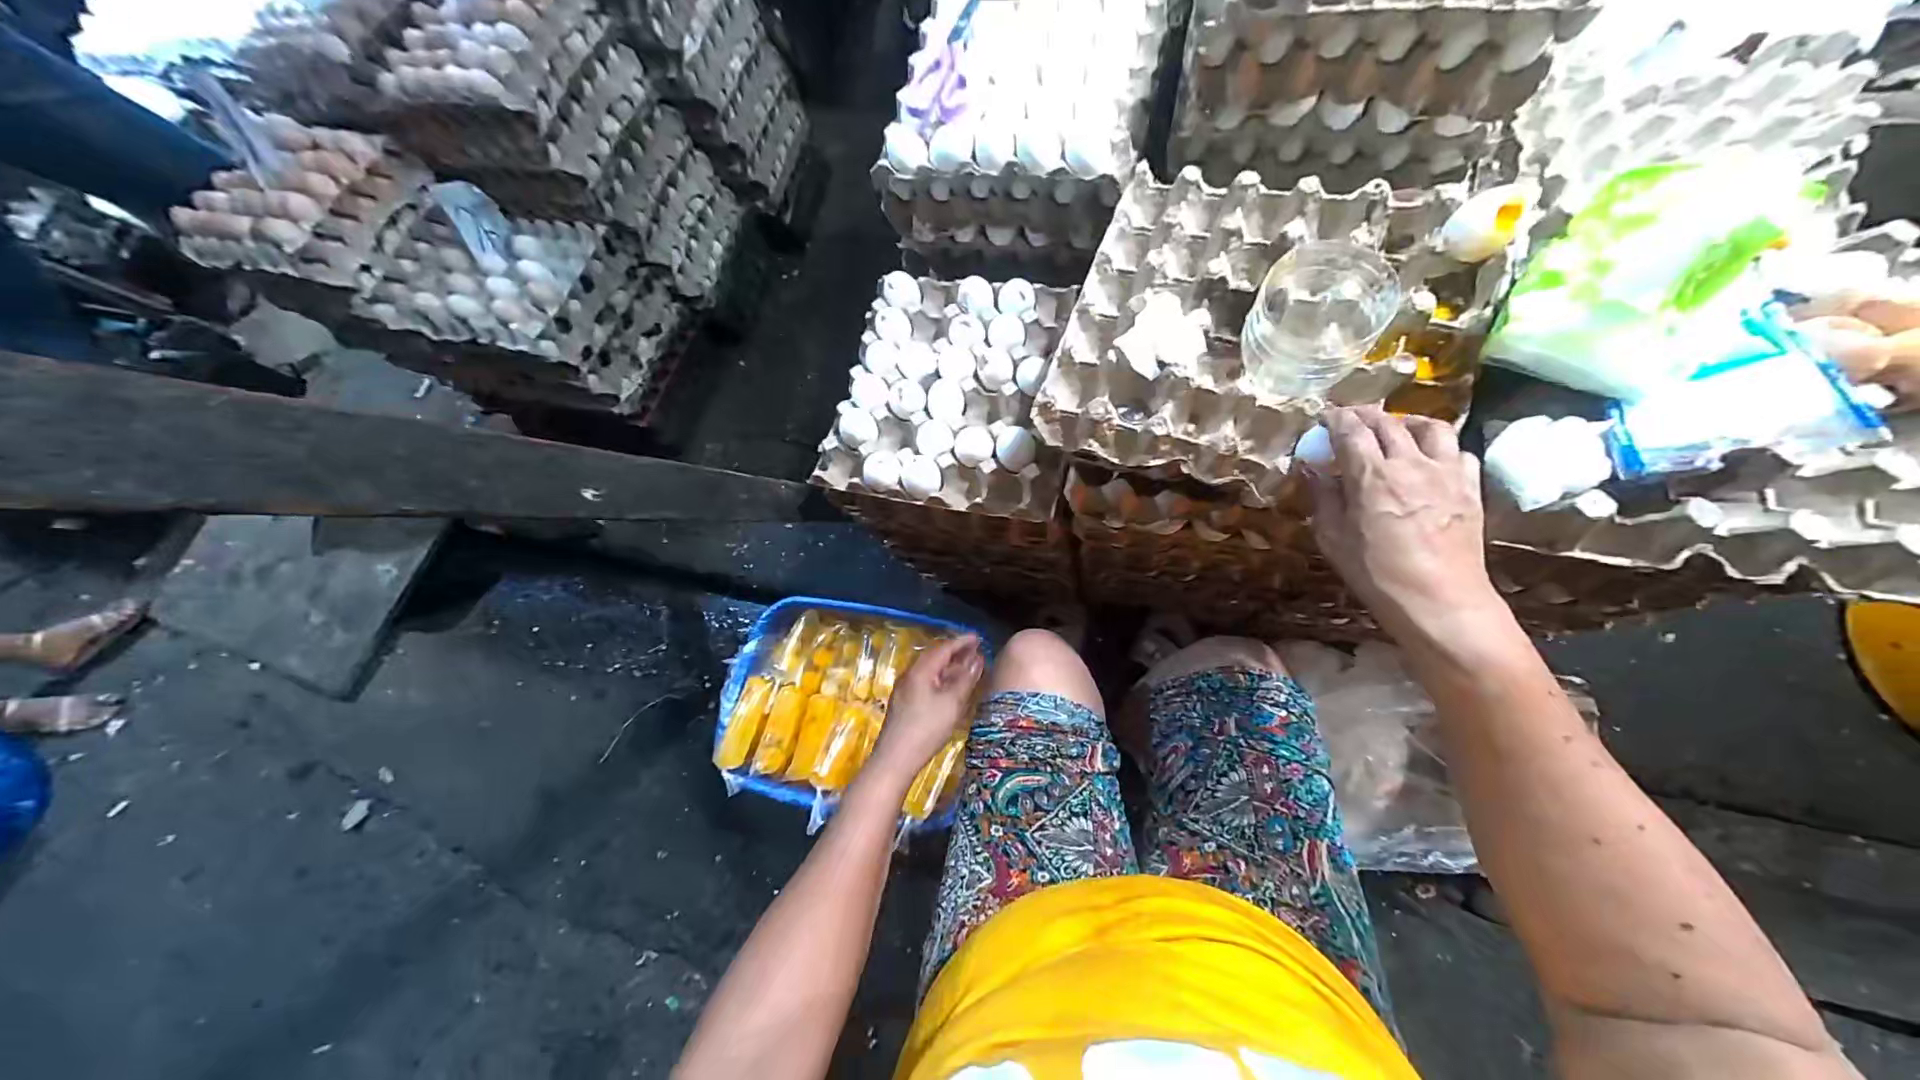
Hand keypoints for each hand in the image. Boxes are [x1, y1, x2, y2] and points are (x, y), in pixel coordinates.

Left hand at [865, 634, 983, 789]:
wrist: (895, 759)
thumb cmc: (927, 728)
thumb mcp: (952, 703)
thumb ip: (965, 679)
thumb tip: (976, 660)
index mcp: (920, 671)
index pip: (943, 648)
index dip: (962, 642)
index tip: (978, 638)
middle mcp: (910, 675)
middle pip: (935, 657)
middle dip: (956, 652)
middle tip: (975, 651)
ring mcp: (905, 690)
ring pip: (930, 671)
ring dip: (949, 667)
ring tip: (967, 667)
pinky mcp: (905, 704)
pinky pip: (926, 682)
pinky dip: (942, 679)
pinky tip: (951, 688)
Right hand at [1304, 407, 1504, 641]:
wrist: (1439, 600)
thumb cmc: (1375, 573)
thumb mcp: (1333, 537)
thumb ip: (1323, 496)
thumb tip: (1311, 467)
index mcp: (1372, 476)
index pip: (1351, 431)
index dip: (1335, 418)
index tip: (1324, 417)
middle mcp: (1411, 464)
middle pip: (1388, 422)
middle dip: (1365, 415)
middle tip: (1350, 418)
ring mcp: (1447, 473)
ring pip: (1430, 427)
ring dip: (1406, 421)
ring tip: (1395, 428)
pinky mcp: (1470, 488)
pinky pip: (1458, 451)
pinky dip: (1439, 447)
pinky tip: (1429, 458)